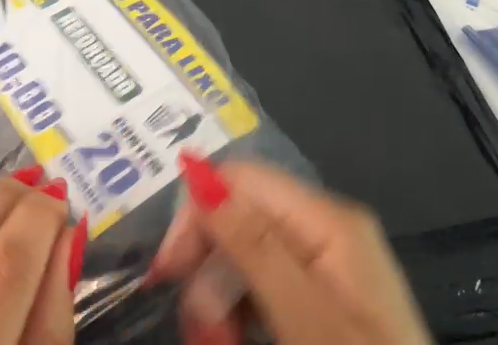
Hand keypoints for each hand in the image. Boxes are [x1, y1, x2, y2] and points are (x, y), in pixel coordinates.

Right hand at [148, 153, 431, 344]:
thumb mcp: (306, 317)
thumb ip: (254, 244)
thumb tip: (195, 170)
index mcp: (329, 219)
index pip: (238, 179)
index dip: (195, 216)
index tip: (168, 274)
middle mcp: (327, 228)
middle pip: (238, 216)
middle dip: (208, 267)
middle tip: (202, 329)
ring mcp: (328, 262)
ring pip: (244, 253)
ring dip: (220, 296)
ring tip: (220, 339)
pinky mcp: (325, 295)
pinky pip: (264, 282)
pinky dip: (242, 308)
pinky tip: (237, 336)